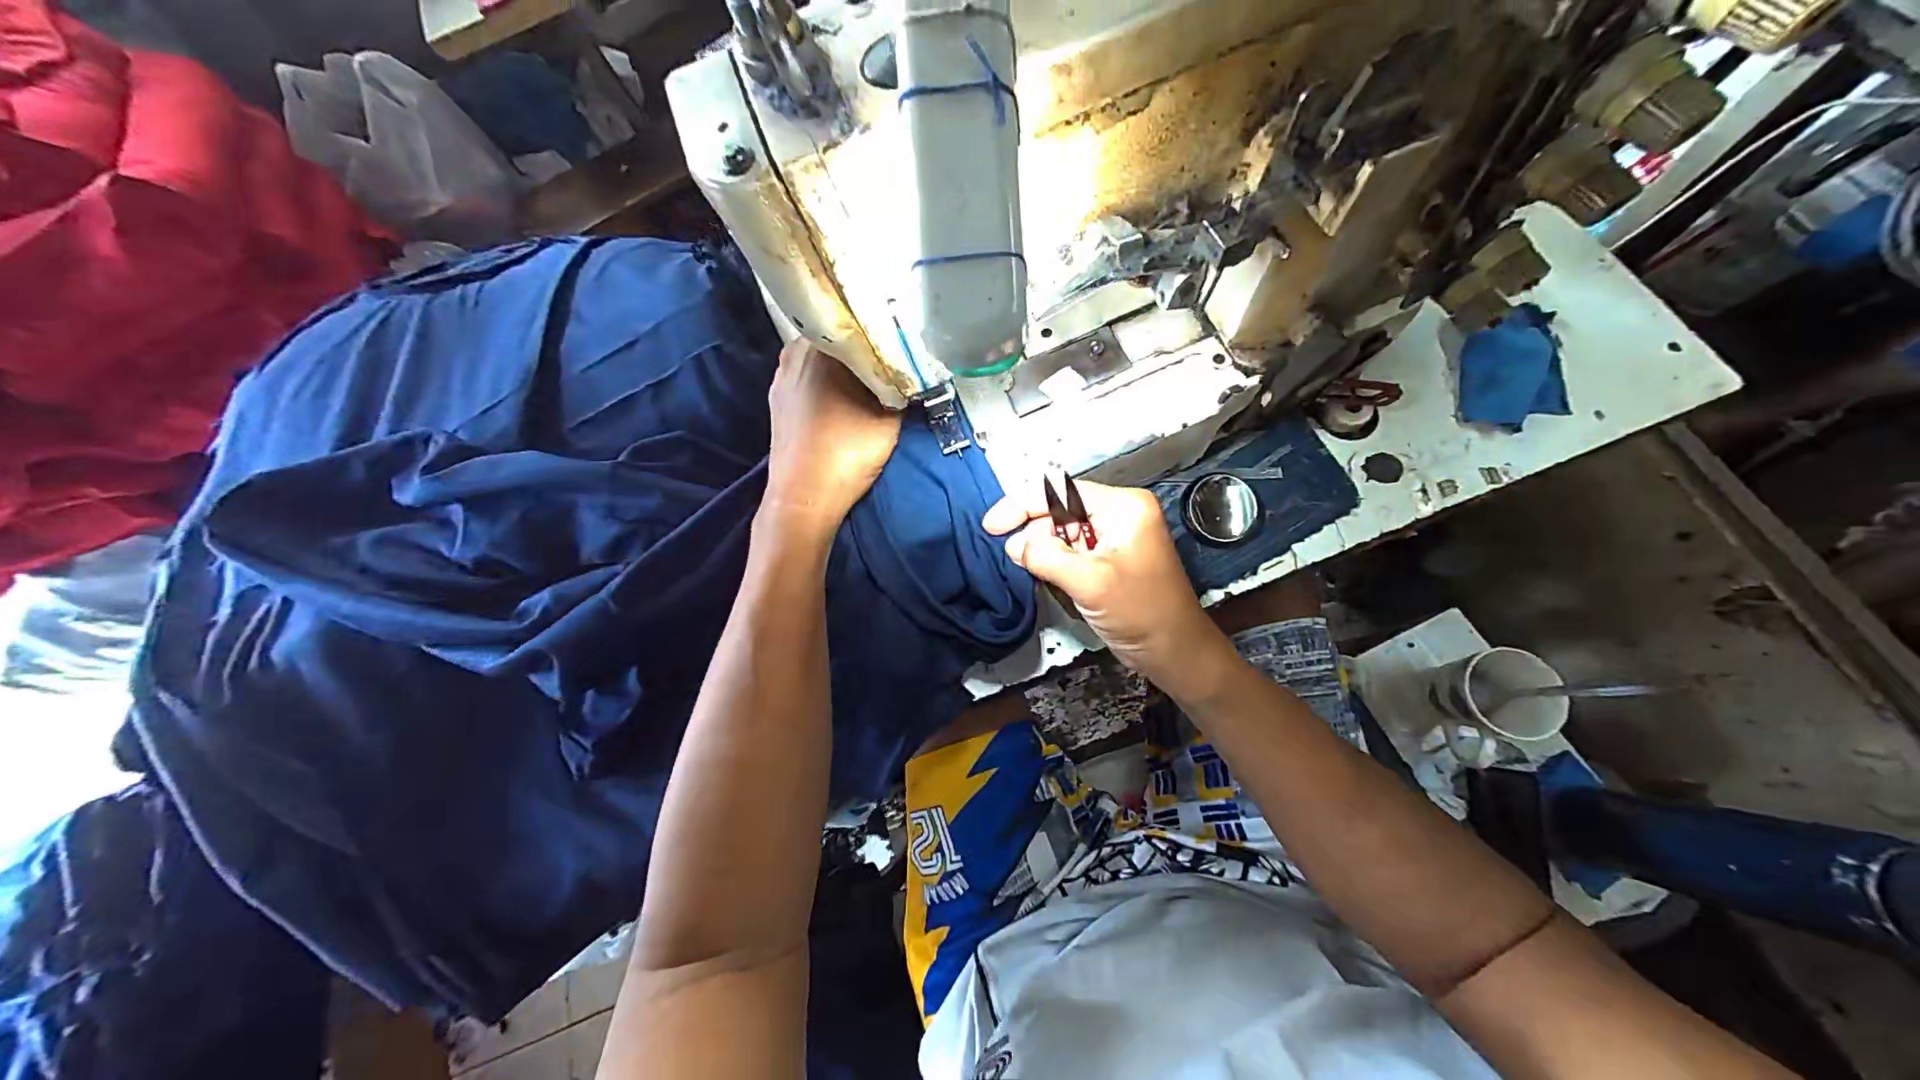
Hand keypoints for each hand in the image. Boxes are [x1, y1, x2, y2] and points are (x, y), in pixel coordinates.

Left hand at [763, 338, 900, 539]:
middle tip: (891, 363)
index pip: (860, 322)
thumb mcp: (888, 418)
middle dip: (865, 350)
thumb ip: (900, 386)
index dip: (885, 332)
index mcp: (821, 345)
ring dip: (846, 368)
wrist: (803, 499)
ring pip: (823, 360)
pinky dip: (828, 383)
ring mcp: (782, 376)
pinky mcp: (778, 400)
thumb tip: (908, 371)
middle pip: (839, 339)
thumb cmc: (846, 453)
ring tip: (870, 383)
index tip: (904, 343)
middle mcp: (795, 351)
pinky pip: (810, 379)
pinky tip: (844, 400)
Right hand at [983, 481, 1232, 692]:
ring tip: (1035, 571)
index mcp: (1123, 507)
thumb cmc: (1142, 612)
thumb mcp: (1088, 581)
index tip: (994, 525)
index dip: (1023, 505)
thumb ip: (1046, 556)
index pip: (1062, 492)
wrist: (1174, 651)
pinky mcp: (1109, 560)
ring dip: (1044, 550)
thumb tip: (1015, 545)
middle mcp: (1120, 515)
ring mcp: (1115, 538)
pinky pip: (1073, 551)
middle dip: (1035, 532)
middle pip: (1060, 511)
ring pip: (1063, 532)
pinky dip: (1056, 563)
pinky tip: (1051, 577)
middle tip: (1016, 557)